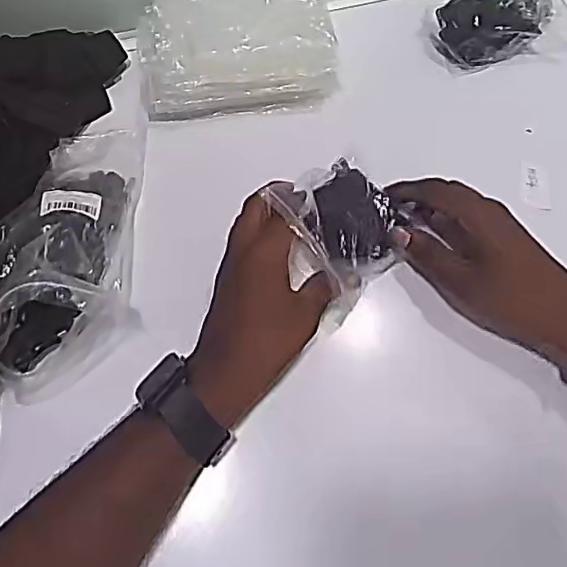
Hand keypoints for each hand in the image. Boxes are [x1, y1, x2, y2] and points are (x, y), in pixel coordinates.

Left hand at [187, 190, 332, 428]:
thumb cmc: (263, 344)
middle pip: (258, 205)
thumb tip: (340, 274)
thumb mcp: (306, 315)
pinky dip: (260, 231)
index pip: (285, 212)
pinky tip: (281, 249)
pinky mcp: (228, 275)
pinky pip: (243, 239)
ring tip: (296, 220)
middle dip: (280, 195)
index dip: (305, 204)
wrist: (225, 371)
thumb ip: (325, 287)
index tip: (322, 201)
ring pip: (247, 220)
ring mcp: (232, 261)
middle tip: (302, 199)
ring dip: (268, 211)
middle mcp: (243, 249)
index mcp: (263, 252)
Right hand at [387, 179, 566, 368]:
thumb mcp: (458, 279)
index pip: (433, 189)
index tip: (384, 198)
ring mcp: (500, 225)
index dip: (404, 190)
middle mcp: (490, 212)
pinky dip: (446, 221)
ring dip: (431, 209)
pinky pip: (468, 218)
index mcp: (478, 214)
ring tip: (407, 225)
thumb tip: (400, 232)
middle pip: (446, 191)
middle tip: (391, 208)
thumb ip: (425, 252)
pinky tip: (436, 241)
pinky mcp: (506, 240)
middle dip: (416, 196)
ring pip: (457, 205)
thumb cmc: (519, 300)